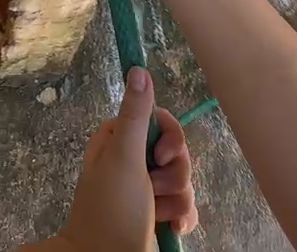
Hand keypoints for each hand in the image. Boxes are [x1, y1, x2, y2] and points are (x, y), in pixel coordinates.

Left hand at [49, 68, 197, 251]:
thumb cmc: (111, 210)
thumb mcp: (124, 157)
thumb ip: (135, 115)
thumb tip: (138, 69)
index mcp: (119, 139)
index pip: (159, 121)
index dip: (168, 139)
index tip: (161, 157)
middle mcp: (132, 160)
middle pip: (175, 152)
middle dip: (174, 174)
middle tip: (155, 190)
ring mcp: (146, 190)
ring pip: (182, 180)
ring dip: (176, 200)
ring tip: (158, 215)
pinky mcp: (158, 215)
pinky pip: (185, 207)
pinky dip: (182, 218)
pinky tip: (173, 228)